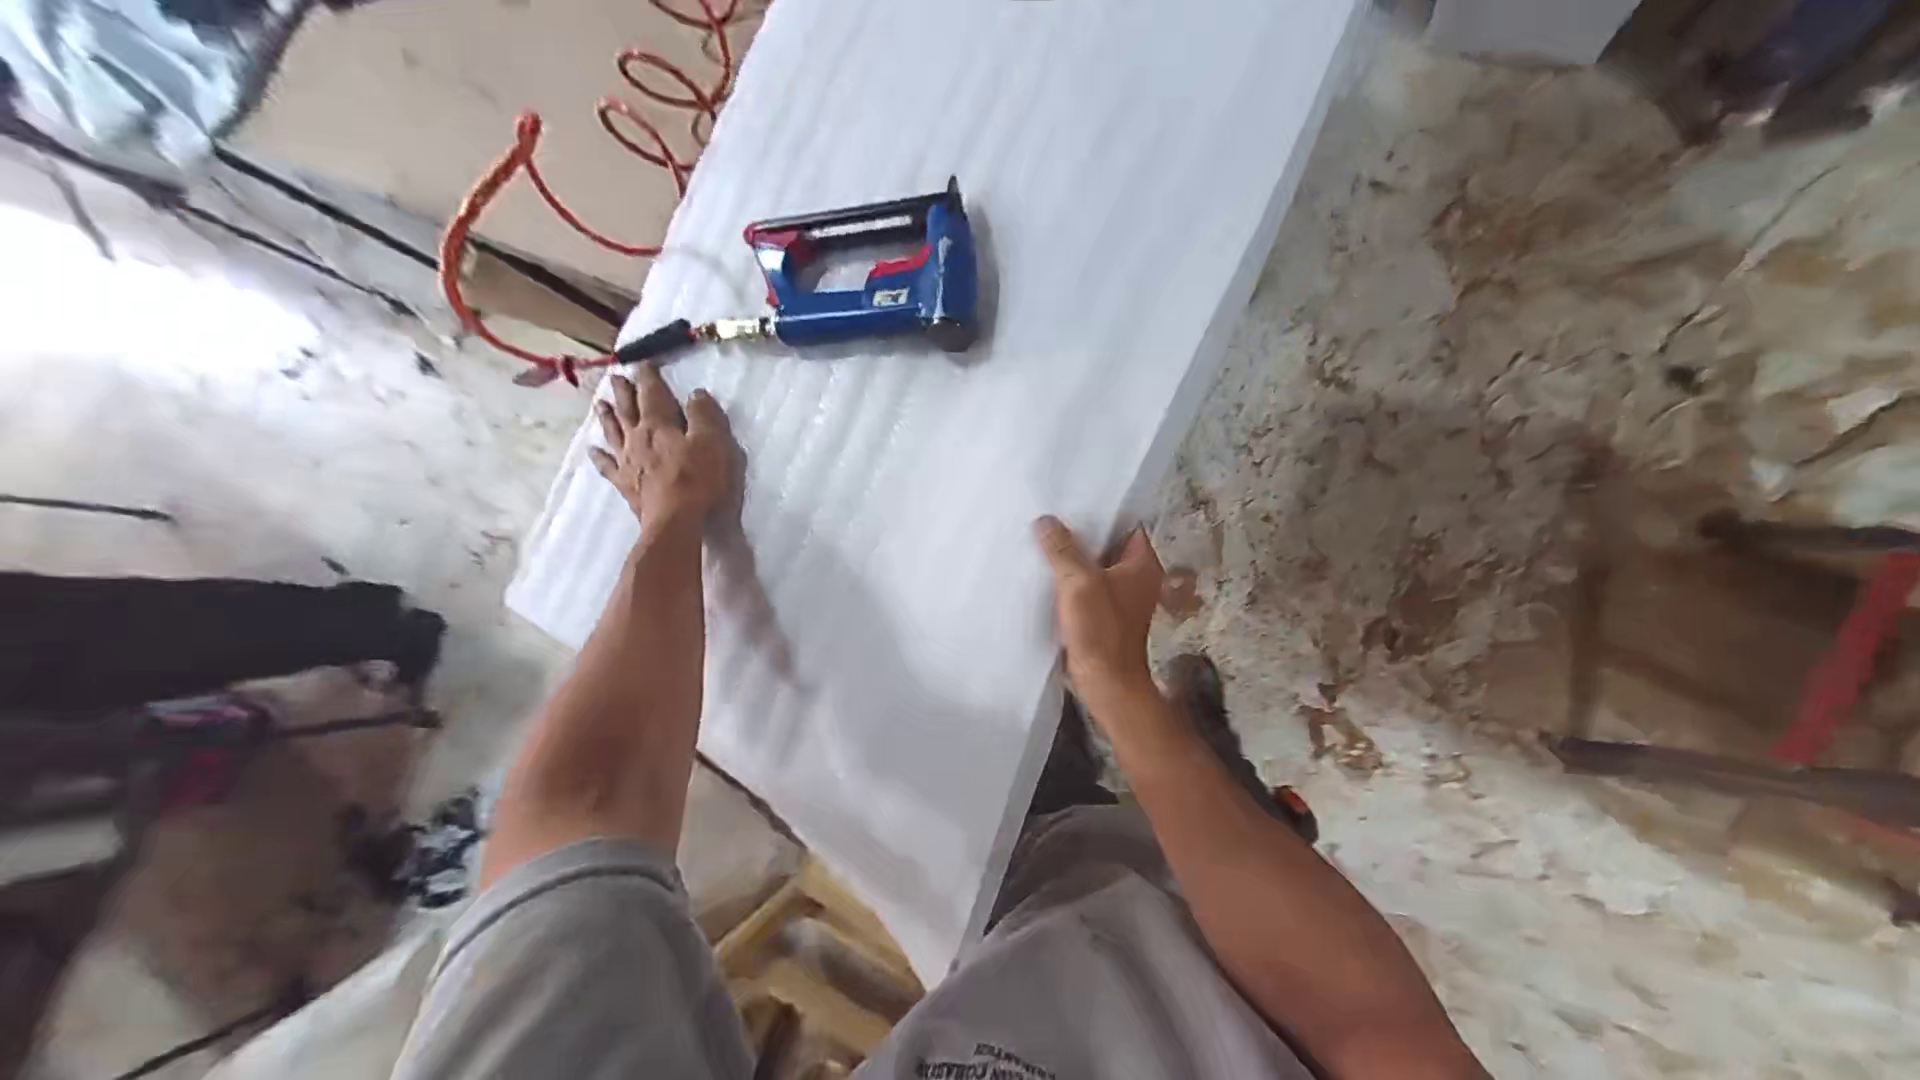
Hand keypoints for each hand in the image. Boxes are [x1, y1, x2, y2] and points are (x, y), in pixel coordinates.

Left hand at [589, 364, 735, 526]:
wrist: (675, 521)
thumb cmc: (698, 480)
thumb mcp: (712, 442)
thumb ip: (704, 415)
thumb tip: (696, 393)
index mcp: (659, 425)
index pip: (652, 394)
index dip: (649, 377)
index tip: (644, 363)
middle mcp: (637, 438)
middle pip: (628, 409)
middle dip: (624, 392)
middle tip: (616, 377)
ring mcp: (627, 462)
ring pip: (613, 432)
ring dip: (607, 416)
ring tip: (601, 403)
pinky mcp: (625, 484)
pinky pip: (607, 466)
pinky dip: (599, 457)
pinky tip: (593, 451)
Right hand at [1035, 515, 1164, 714]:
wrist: (1105, 681)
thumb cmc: (1100, 629)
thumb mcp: (1078, 581)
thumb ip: (1062, 548)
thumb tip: (1046, 521)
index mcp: (1143, 564)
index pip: (1126, 525)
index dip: (1103, 512)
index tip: (1075, 501)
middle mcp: (1136, 577)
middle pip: (1107, 545)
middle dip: (1081, 534)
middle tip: (1052, 517)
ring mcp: (1120, 597)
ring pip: (1094, 566)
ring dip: (1073, 558)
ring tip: (1044, 540)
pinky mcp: (1103, 613)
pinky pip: (1086, 586)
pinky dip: (1070, 579)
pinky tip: (1046, 571)